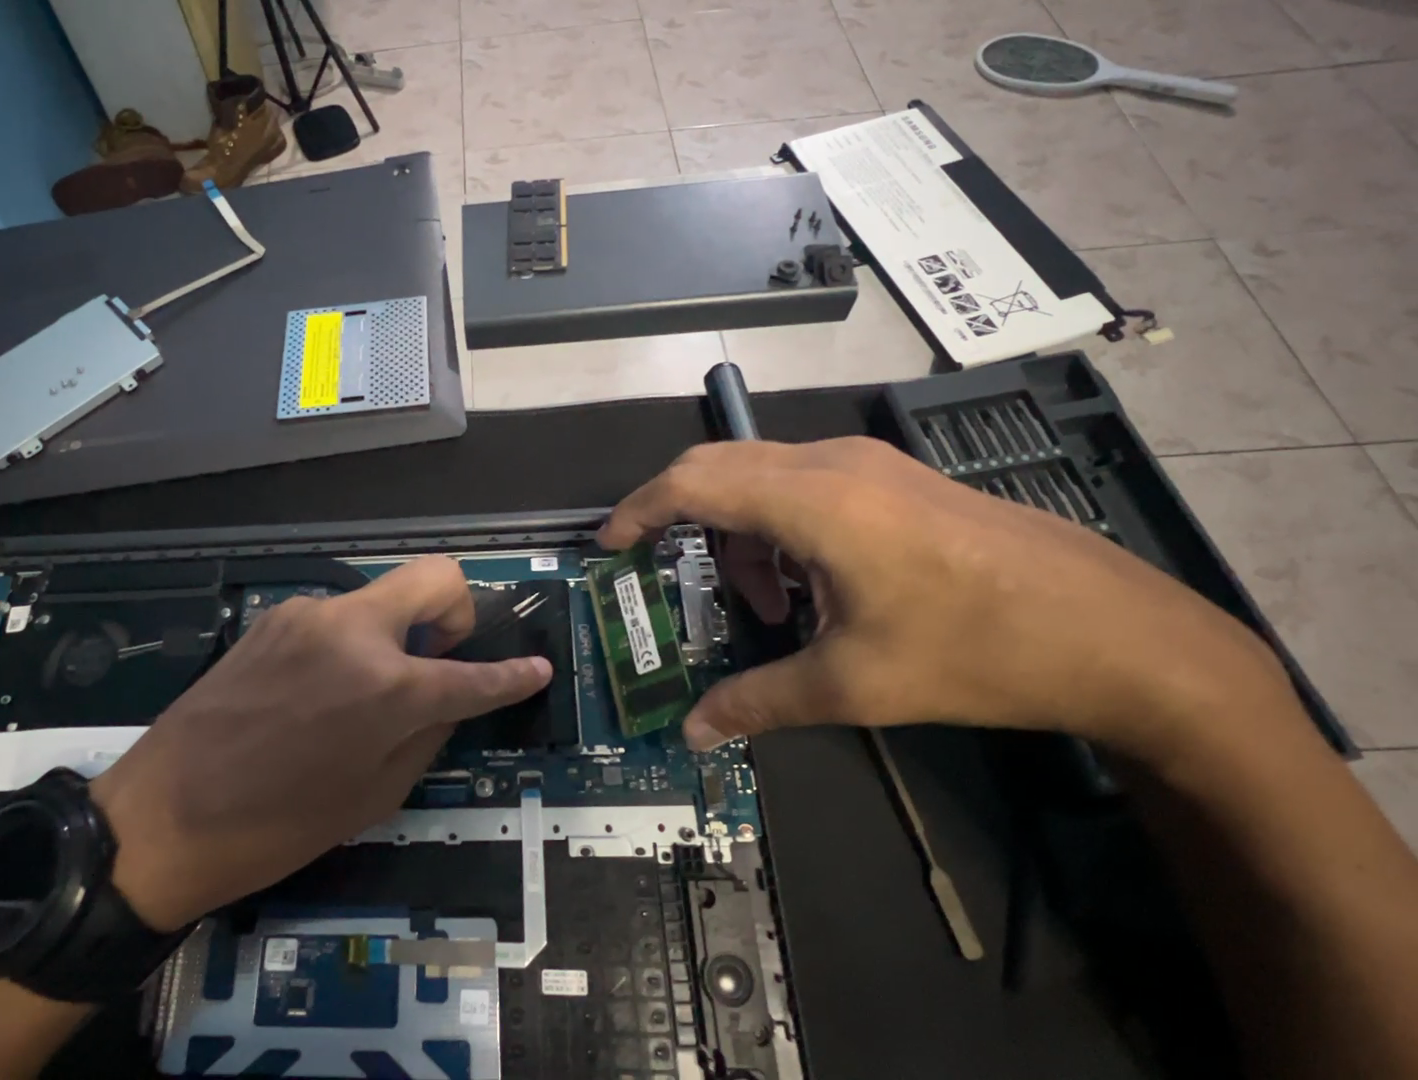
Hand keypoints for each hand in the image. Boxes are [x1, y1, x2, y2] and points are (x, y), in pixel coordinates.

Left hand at [89, 555, 551, 930]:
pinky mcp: (272, 619)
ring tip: (368, 691)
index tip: (535, 669)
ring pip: (382, 597)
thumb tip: (452, 699)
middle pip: (435, 576)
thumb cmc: (276, 826)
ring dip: (396, 632)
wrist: (162, 816)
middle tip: (440, 660)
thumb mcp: (374, 796)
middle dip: (456, 612)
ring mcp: (307, 615)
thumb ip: (427, 734)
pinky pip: (336, 617)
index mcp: (386, 686)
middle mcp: (352, 630)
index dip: (512, 675)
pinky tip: (320, 690)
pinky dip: (352, 642)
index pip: (473, 673)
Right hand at [598, 438, 1294, 760]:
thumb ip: (757, 701)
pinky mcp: (897, 481)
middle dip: (681, 520)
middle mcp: (834, 463)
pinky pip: (806, 486)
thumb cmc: (975, 652)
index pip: (693, 481)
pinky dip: (779, 530)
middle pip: (720, 467)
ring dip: (738, 533)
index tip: (609, 547)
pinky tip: (811, 589)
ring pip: (764, 477)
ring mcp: (871, 465)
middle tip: (660, 574)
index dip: (639, 510)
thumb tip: (692, 732)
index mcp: (814, 500)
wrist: (1118, 634)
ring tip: (761, 607)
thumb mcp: (853, 685)